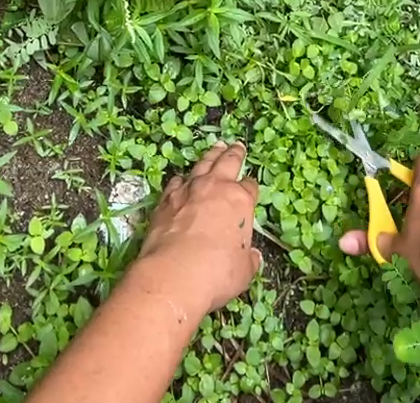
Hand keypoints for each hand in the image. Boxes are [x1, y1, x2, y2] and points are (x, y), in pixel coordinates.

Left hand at [128, 142, 261, 314]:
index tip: (250, 188)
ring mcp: (189, 190)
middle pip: (228, 162)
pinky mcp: (166, 199)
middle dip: (234, 154)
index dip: (251, 188)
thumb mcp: (243, 271)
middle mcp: (215, 187)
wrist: (174, 274)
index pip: (250, 188)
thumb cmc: (216, 273)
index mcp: (240, 201)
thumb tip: (252, 256)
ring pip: (202, 164)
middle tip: (237, 145)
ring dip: (210, 156)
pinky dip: (182, 180)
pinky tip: (182, 179)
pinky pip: (177, 182)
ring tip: (215, 148)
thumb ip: (248, 259)